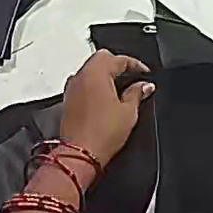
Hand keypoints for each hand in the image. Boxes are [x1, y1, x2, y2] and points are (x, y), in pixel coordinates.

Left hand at [58, 50, 153, 167]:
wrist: (80, 154)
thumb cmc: (101, 134)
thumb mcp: (128, 112)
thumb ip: (137, 93)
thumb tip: (144, 86)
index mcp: (96, 73)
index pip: (118, 58)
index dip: (135, 64)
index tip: (145, 72)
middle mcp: (80, 76)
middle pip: (101, 59)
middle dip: (118, 64)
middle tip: (133, 76)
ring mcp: (72, 88)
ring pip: (90, 70)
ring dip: (105, 74)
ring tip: (121, 88)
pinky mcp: (68, 100)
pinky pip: (83, 84)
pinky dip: (95, 85)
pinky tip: (106, 99)